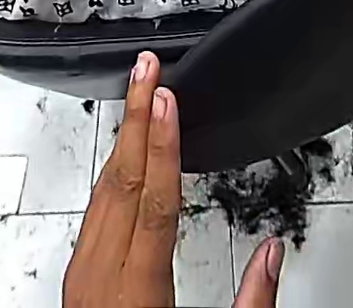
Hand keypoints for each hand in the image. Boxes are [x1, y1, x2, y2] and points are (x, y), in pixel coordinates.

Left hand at [66, 52, 282, 307]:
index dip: (162, 143)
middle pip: (120, 180)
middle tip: (146, 69)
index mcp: (135, 296)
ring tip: (139, 94)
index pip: (153, 201)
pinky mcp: (78, 276)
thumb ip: (249, 305)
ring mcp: (82, 275)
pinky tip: (126, 150)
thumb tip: (275, 252)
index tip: (166, 97)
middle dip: (136, 116)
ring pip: (101, 188)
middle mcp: (99, 279)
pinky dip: (114, 167)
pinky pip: (95, 207)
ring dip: (123, 135)